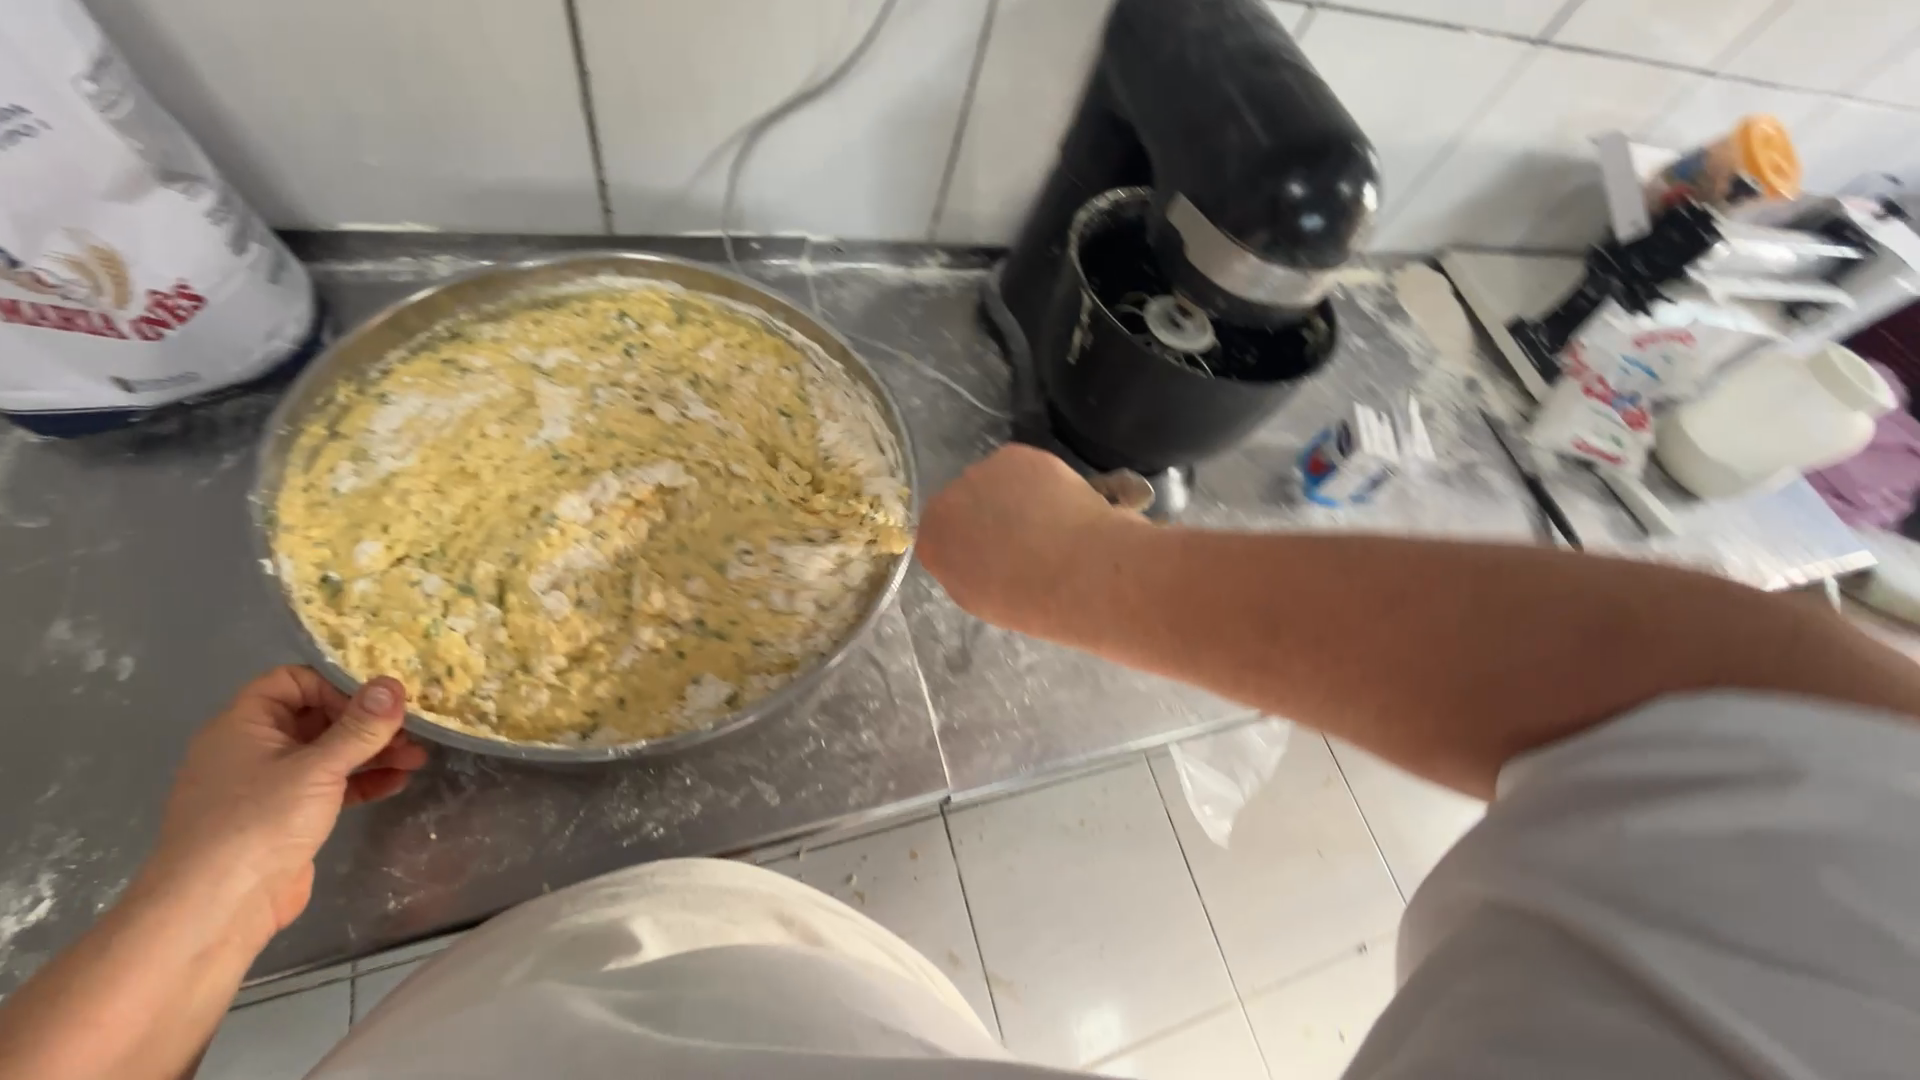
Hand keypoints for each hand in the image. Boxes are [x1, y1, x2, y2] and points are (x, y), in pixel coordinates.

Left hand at [144, 667, 428, 940]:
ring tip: (417, 758)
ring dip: (373, 752)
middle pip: (317, 717)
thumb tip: (393, 683)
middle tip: (412, 729)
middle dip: (367, 722)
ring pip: (329, 753)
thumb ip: (360, 726)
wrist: (216, 908)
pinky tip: (397, 783)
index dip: (336, 684)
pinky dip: (363, 781)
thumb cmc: (259, 823)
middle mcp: (253, 749)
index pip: (292, 682)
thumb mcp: (318, 768)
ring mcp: (268, 785)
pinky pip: (330, 785)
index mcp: (244, 726)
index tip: (379, 701)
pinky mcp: (285, 816)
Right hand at [918, 445, 1139, 633]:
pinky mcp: (1015, 455)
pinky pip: (1022, 468)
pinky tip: (1058, 505)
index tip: (991, 558)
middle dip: (986, 516)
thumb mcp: (980, 599)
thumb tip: (974, 555)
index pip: (940, 536)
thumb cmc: (1029, 601)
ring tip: (1046, 523)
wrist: (1079, 570)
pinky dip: (1038, 482)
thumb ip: (963, 570)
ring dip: (1012, 497)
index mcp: (933, 540)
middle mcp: (948, 498)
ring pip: (994, 482)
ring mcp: (981, 472)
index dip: (968, 545)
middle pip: (964, 503)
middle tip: (1021, 540)